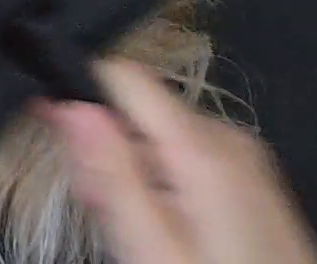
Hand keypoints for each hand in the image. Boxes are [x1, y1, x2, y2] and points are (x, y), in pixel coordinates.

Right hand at [44, 59, 316, 263]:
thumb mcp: (151, 247)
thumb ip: (110, 173)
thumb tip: (69, 105)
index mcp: (201, 145)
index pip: (120, 71)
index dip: (81, 94)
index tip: (66, 141)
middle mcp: (226, 135)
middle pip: (136, 104)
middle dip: (106, 144)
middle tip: (99, 203)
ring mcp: (243, 156)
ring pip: (156, 128)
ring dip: (129, 162)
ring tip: (130, 221)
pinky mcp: (250, 175)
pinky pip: (185, 149)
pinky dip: (160, 174)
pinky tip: (161, 219)